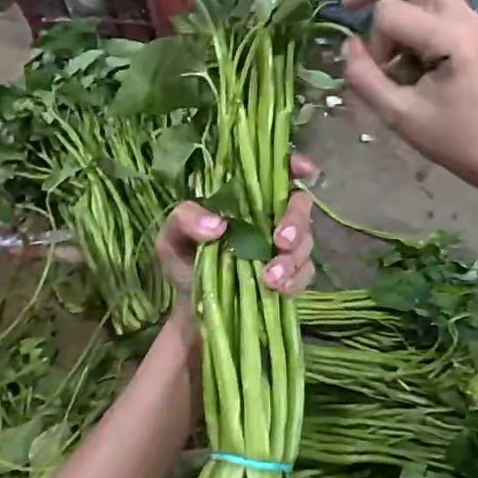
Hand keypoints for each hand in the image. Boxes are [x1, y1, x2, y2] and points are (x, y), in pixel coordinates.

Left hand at [154, 152, 319, 309]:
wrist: (192, 312)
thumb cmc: (184, 262)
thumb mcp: (172, 237)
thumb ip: (185, 220)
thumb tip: (217, 226)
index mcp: (243, 197)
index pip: (275, 171)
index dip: (294, 165)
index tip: (304, 169)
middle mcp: (269, 216)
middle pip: (300, 204)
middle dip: (296, 221)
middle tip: (281, 241)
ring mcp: (283, 246)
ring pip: (305, 241)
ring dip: (292, 259)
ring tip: (269, 278)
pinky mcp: (291, 275)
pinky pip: (305, 272)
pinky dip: (295, 280)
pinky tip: (278, 289)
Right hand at [341, 0, 477, 194]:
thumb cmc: (458, 142)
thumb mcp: (400, 117)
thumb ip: (365, 78)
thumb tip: (348, 46)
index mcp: (451, 37)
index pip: (390, 11)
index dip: (373, 42)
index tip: (380, 75)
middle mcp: (468, 19)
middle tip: (351, 7)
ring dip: (401, 8)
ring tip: (388, 49)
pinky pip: (443, 10)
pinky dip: (419, 21)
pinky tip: (411, 58)